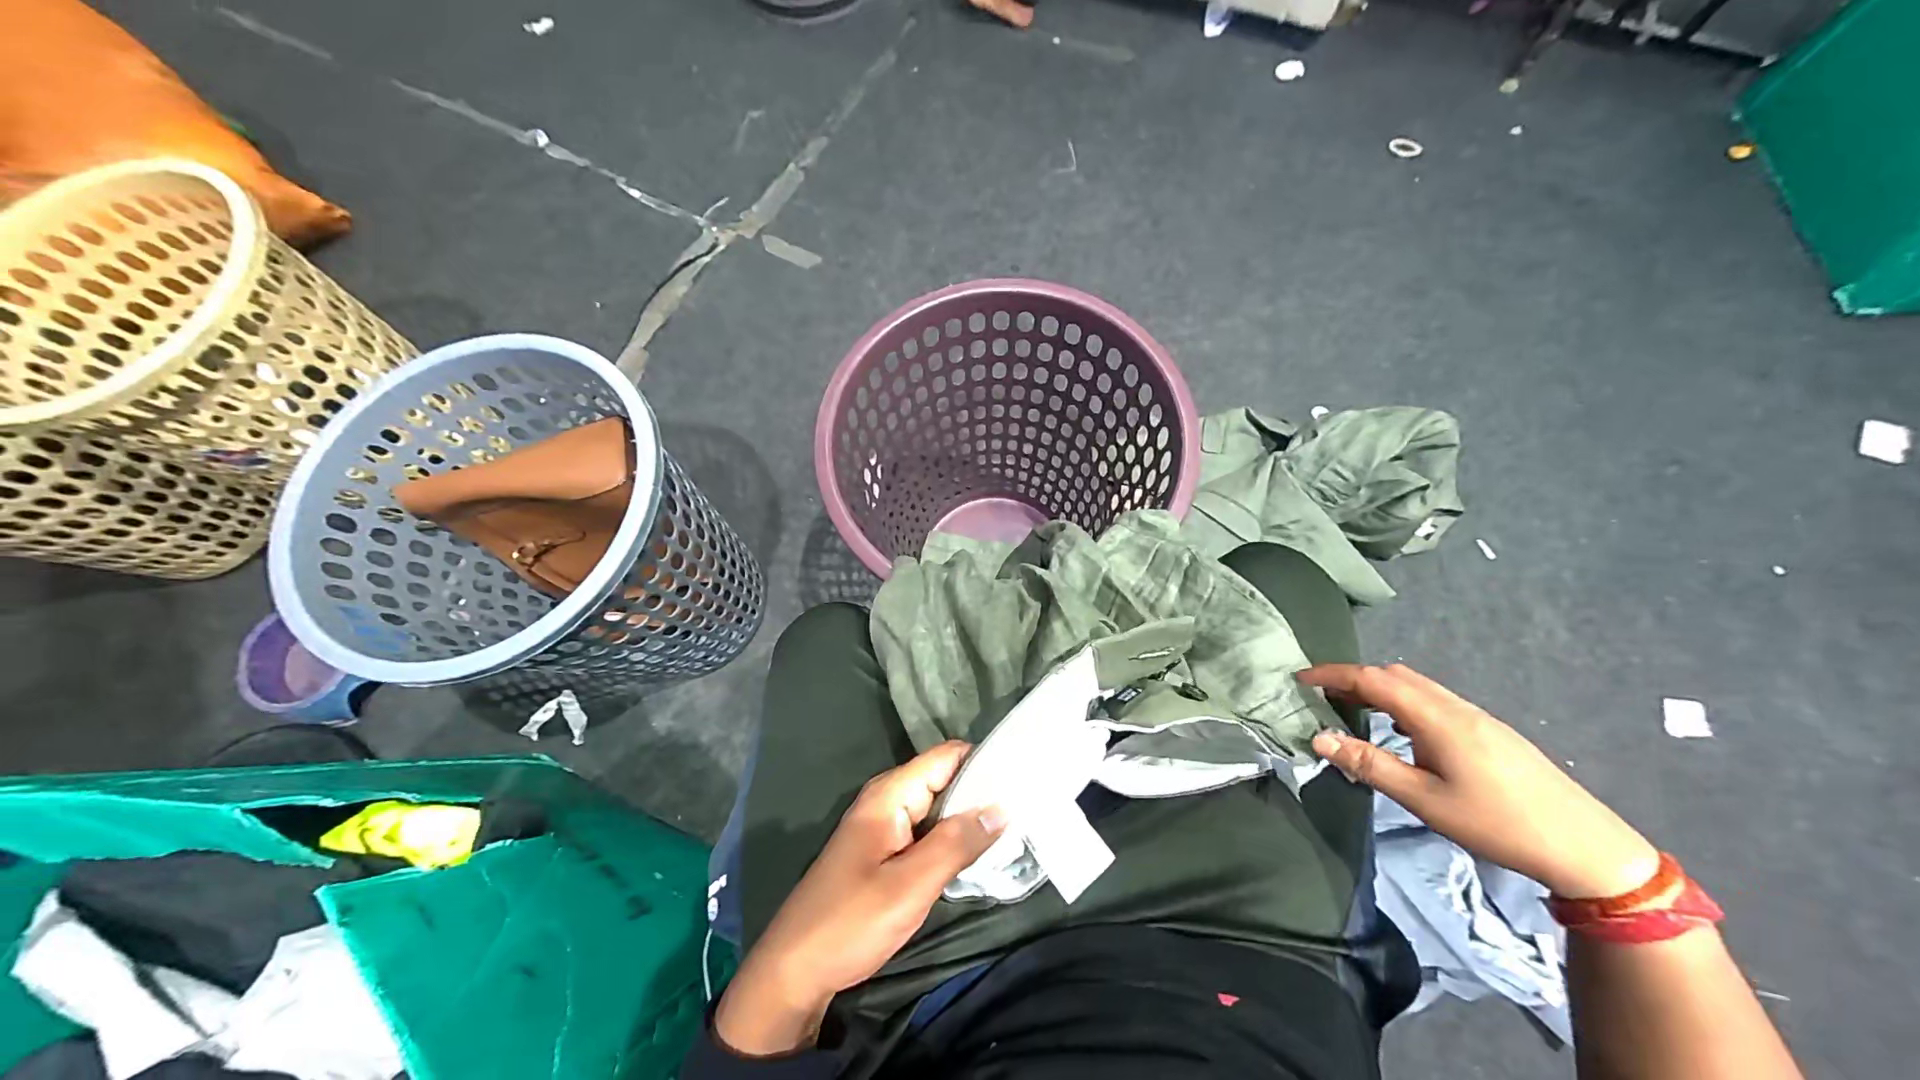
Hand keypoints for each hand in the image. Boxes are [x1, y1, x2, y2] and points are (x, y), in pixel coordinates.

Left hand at [714, 741, 1005, 1055]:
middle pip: (945, 779)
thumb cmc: (850, 922)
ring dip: (971, 818)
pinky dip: (954, 839)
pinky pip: (928, 831)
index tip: (1027, 775)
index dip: (986, 760)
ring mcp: (885, 826)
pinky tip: (982, 853)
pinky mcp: (885, 852)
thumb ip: (957, 843)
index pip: (947, 757)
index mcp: (889, 795)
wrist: (793, 972)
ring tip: (1020, 827)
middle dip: (984, 791)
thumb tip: (1002, 806)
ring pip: (939, 808)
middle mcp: (887, 800)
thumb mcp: (910, 885)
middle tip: (1032, 807)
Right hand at [1299, 663, 1659, 899]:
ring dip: (1378, 689)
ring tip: (1350, 711)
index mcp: (1438, 719)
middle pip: (1395, 675)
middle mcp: (1457, 708)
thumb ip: (1370, 765)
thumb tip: (1319, 737)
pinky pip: (1434, 701)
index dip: (1333, 675)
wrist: (1587, 848)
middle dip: (1353, 678)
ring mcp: (1478, 718)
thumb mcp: (1424, 800)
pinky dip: (1401, 702)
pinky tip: (1399, 731)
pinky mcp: (1490, 732)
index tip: (1300, 680)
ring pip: (1417, 686)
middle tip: (1320, 697)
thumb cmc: (1498, 824)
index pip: (1374, 679)